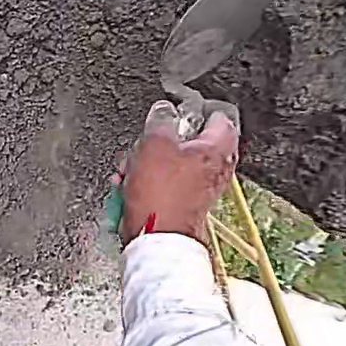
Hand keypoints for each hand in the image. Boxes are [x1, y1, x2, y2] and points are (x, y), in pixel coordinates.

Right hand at [120, 101, 238, 243]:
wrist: (156, 237)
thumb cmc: (161, 195)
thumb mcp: (154, 144)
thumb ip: (160, 121)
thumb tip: (163, 109)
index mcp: (217, 149)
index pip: (217, 116)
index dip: (195, 109)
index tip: (176, 108)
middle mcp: (214, 168)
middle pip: (186, 141)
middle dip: (158, 141)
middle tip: (143, 145)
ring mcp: (198, 187)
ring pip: (169, 161)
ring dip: (145, 162)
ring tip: (128, 169)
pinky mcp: (181, 202)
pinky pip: (161, 182)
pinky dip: (145, 181)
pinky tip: (127, 185)